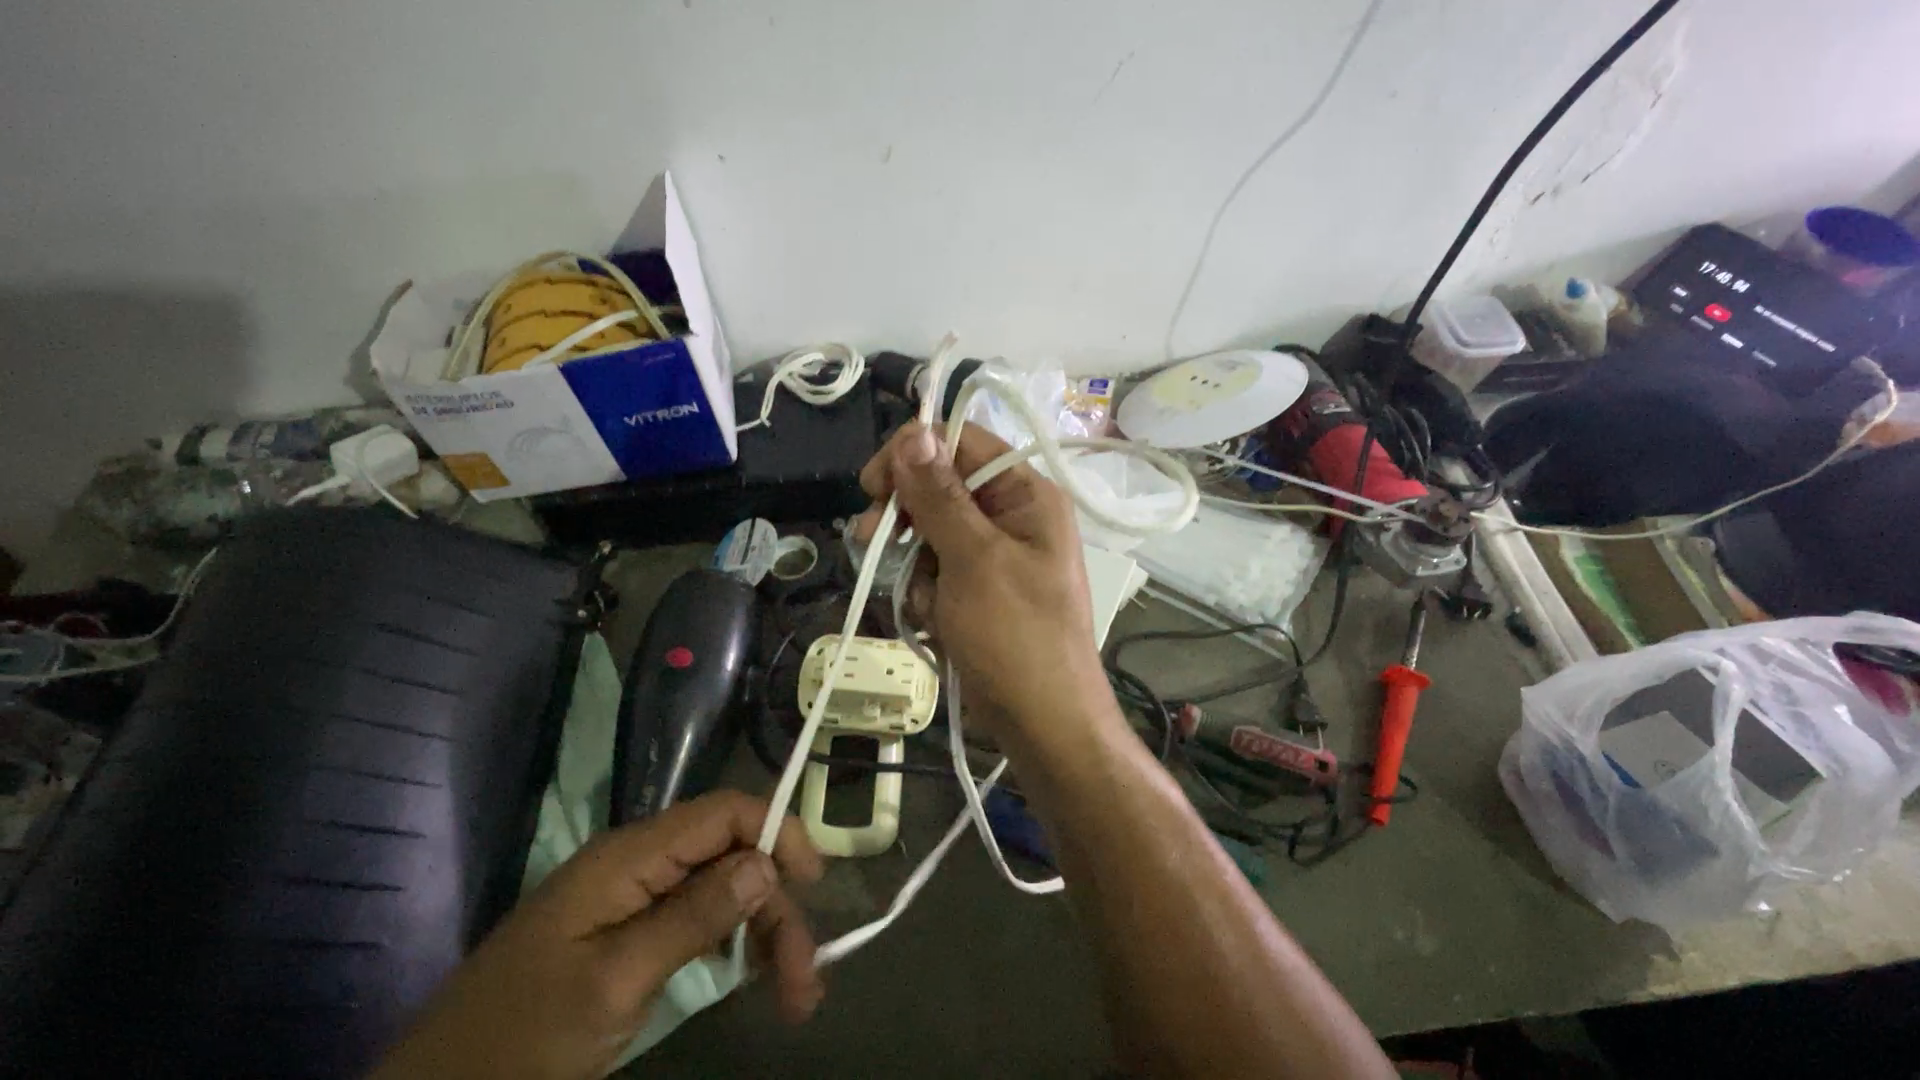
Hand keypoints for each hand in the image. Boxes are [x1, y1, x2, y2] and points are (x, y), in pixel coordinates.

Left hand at [369, 792, 823, 1079]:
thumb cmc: (524, 1034)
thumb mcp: (614, 980)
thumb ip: (692, 916)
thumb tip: (765, 863)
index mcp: (628, 857)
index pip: (723, 812)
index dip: (777, 832)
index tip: (815, 884)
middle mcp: (637, 866)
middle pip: (732, 859)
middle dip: (776, 909)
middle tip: (803, 982)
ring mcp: (633, 901)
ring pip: (722, 893)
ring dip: (764, 936)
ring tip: (793, 997)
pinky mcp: (630, 936)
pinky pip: (699, 923)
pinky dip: (735, 950)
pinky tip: (754, 981)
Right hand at [854, 422, 1107, 734]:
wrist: (1043, 723)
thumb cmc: (1016, 638)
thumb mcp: (975, 561)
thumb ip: (941, 496)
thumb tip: (914, 432)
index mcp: (1026, 495)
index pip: (961, 442)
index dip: (912, 453)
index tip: (872, 486)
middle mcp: (1013, 516)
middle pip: (939, 487)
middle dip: (906, 518)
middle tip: (871, 538)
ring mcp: (995, 557)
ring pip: (929, 535)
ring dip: (915, 567)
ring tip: (926, 604)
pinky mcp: (979, 592)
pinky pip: (936, 573)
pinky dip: (926, 596)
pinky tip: (936, 624)